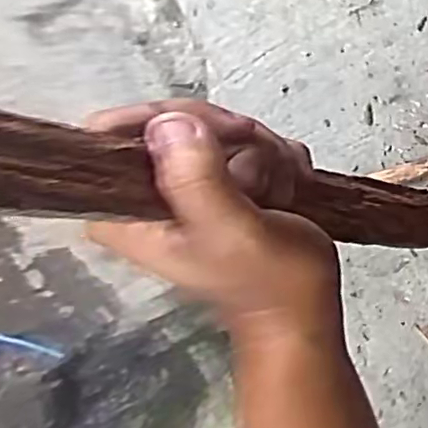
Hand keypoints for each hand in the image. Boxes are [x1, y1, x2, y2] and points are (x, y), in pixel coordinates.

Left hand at [85, 102, 340, 343]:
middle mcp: (152, 192)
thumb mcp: (232, 231)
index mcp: (125, 206)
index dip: (182, 121)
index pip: (123, 129)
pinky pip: (256, 147)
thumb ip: (196, 180)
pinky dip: (283, 163)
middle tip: (264, 179)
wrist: (304, 306)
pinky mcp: (231, 185)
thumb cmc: (270, 280)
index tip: (232, 138)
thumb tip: (168, 123)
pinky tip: (289, 191)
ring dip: (270, 156)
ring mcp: (194, 187)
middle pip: (187, 124)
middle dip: (242, 142)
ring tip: (280, 194)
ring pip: (229, 133)